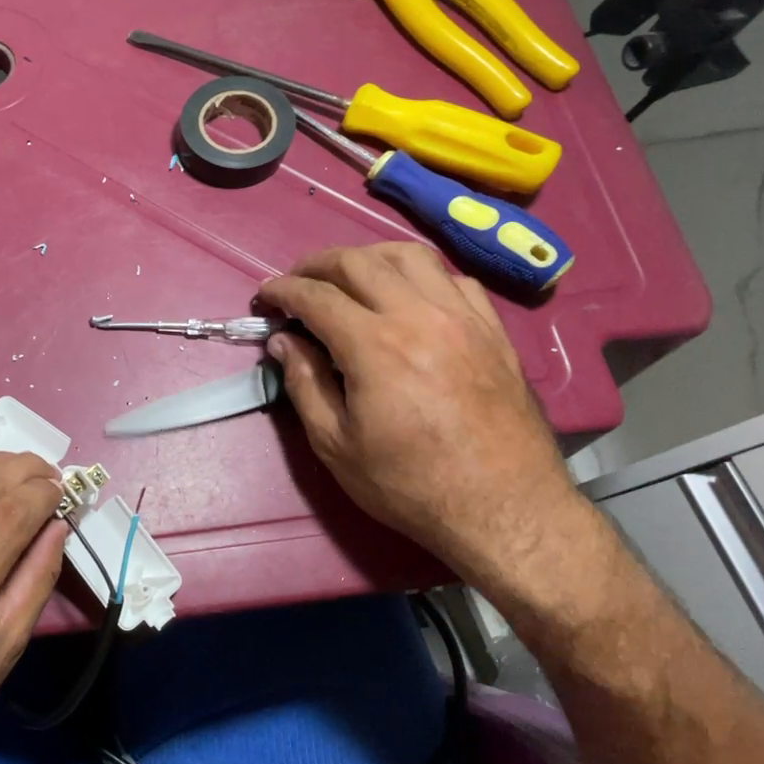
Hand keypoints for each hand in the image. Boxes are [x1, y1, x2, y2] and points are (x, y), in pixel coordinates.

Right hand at [259, 244, 588, 587]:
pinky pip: (452, 279)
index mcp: (376, 346)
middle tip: (294, 282)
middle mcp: (421, 316)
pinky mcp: (492, 331)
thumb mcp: (335, 444)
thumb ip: (305, 384)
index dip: (282, 291)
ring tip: (346, 276)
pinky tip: (405, 296)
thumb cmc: (407, 483)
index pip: (317, 296)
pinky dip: (418, 275)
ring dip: (368, 257)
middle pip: (361, 262)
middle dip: (317, 265)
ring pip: (411, 257)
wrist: (500, 506)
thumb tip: (284, 343)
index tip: (263, 298)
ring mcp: (464, 318)